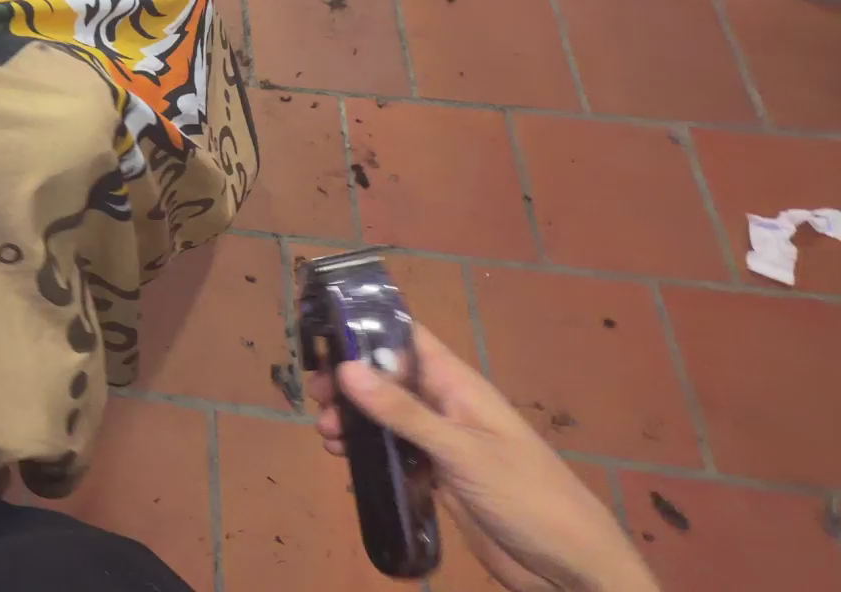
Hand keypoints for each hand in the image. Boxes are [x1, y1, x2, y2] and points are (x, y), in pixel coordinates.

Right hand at [310, 325, 658, 591]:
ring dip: (351, 416)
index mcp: (457, 385)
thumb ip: (403, 411)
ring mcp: (439, 439)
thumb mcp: (462, 452)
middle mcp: (444, 404)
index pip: (406, 335)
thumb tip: (345, 367)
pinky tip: (342, 455)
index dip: (365, 323)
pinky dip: (363, 446)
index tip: (320, 325)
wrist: (575, 574)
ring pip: (382, 412)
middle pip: (384, 375)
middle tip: (314, 392)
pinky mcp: (435, 472)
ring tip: (326, 432)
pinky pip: (390, 447)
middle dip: (346, 378)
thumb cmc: (529, 498)